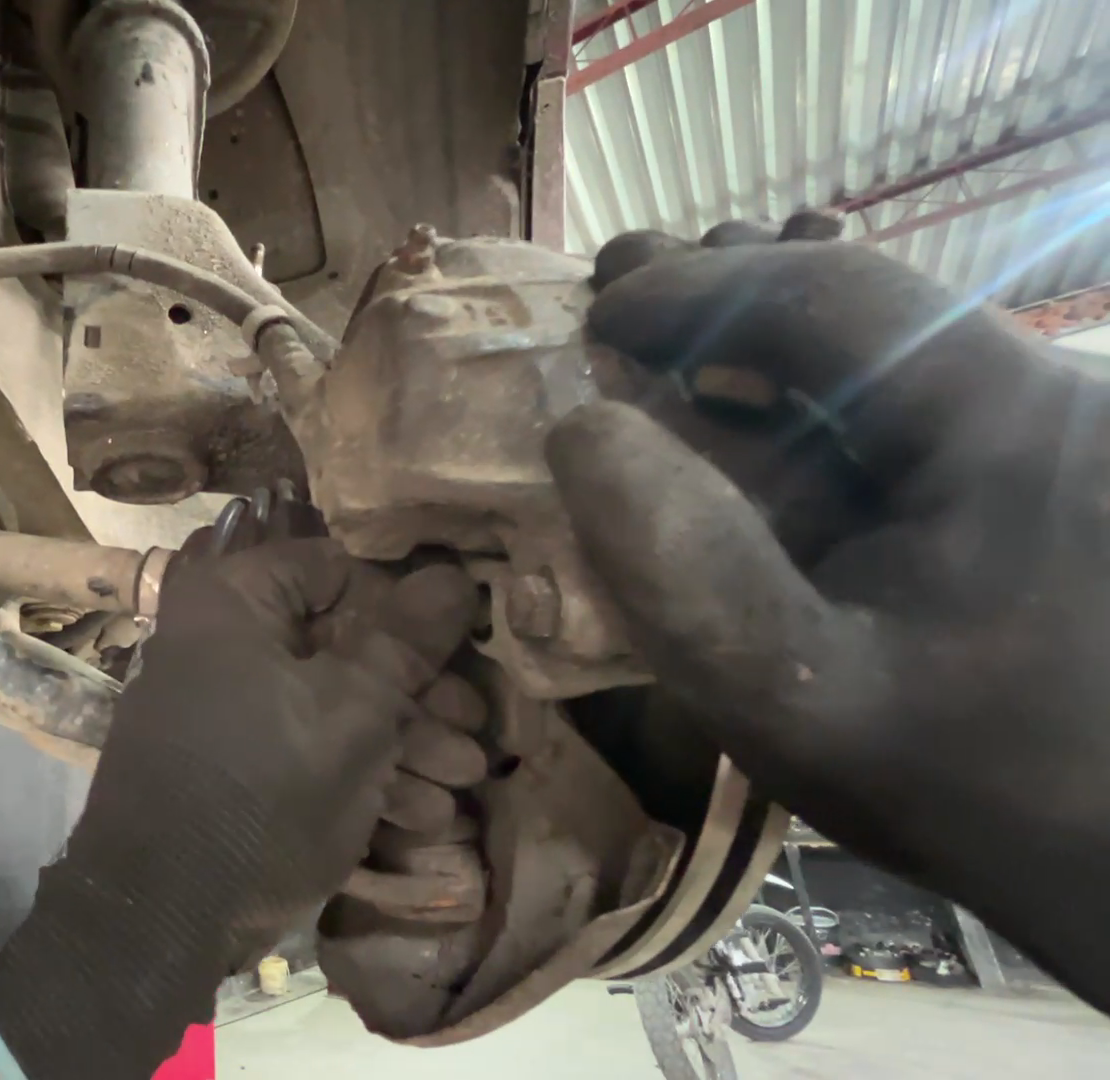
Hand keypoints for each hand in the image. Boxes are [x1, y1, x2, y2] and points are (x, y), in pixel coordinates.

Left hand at [0, 539, 475, 1078]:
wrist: (162, 910)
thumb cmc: (264, 786)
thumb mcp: (352, 711)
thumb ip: (405, 642)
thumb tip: (453, 575)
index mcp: (232, 600)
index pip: (330, 568)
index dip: (396, 602)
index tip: (450, 643)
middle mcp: (219, 638)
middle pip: (334, 642)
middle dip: (413, 689)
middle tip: (474, 723)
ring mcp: (219, 702)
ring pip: (323, 700)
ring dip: (398, 738)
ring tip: (463, 775)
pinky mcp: (226, 760)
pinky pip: (296, 744)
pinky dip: (352, 770)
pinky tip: (420, 813)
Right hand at [549, 224, 1109, 1008]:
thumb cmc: (958, 782)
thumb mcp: (788, 692)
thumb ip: (679, 563)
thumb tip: (578, 428)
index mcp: (999, 432)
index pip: (828, 304)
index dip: (691, 291)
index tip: (591, 314)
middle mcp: (1022, 407)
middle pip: (849, 307)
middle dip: (713, 288)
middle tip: (609, 285)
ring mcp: (1009, 444)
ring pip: (856, 353)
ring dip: (740, 331)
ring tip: (648, 320)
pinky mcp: (986, 488)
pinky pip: (863, 413)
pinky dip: (771, 392)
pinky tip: (718, 393)